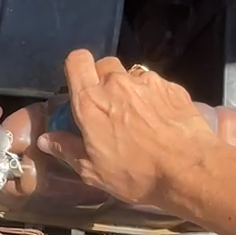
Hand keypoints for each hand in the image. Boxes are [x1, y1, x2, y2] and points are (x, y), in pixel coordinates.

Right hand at [36, 49, 223, 212]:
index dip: (76, 69)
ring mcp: (147, 82)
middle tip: (106, 106)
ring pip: (130, 74)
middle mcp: (117, 83)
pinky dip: (152, 97)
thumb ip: (67, 149)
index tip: (79, 87)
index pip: (76, 60)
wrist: (189, 170)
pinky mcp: (172, 87)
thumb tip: (46, 139)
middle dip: (101, 80)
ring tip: (136, 116)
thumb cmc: (135, 174)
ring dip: (128, 89)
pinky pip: (154, 85)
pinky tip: (159, 120)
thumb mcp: (93, 171)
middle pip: (103, 65)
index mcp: (91, 102)